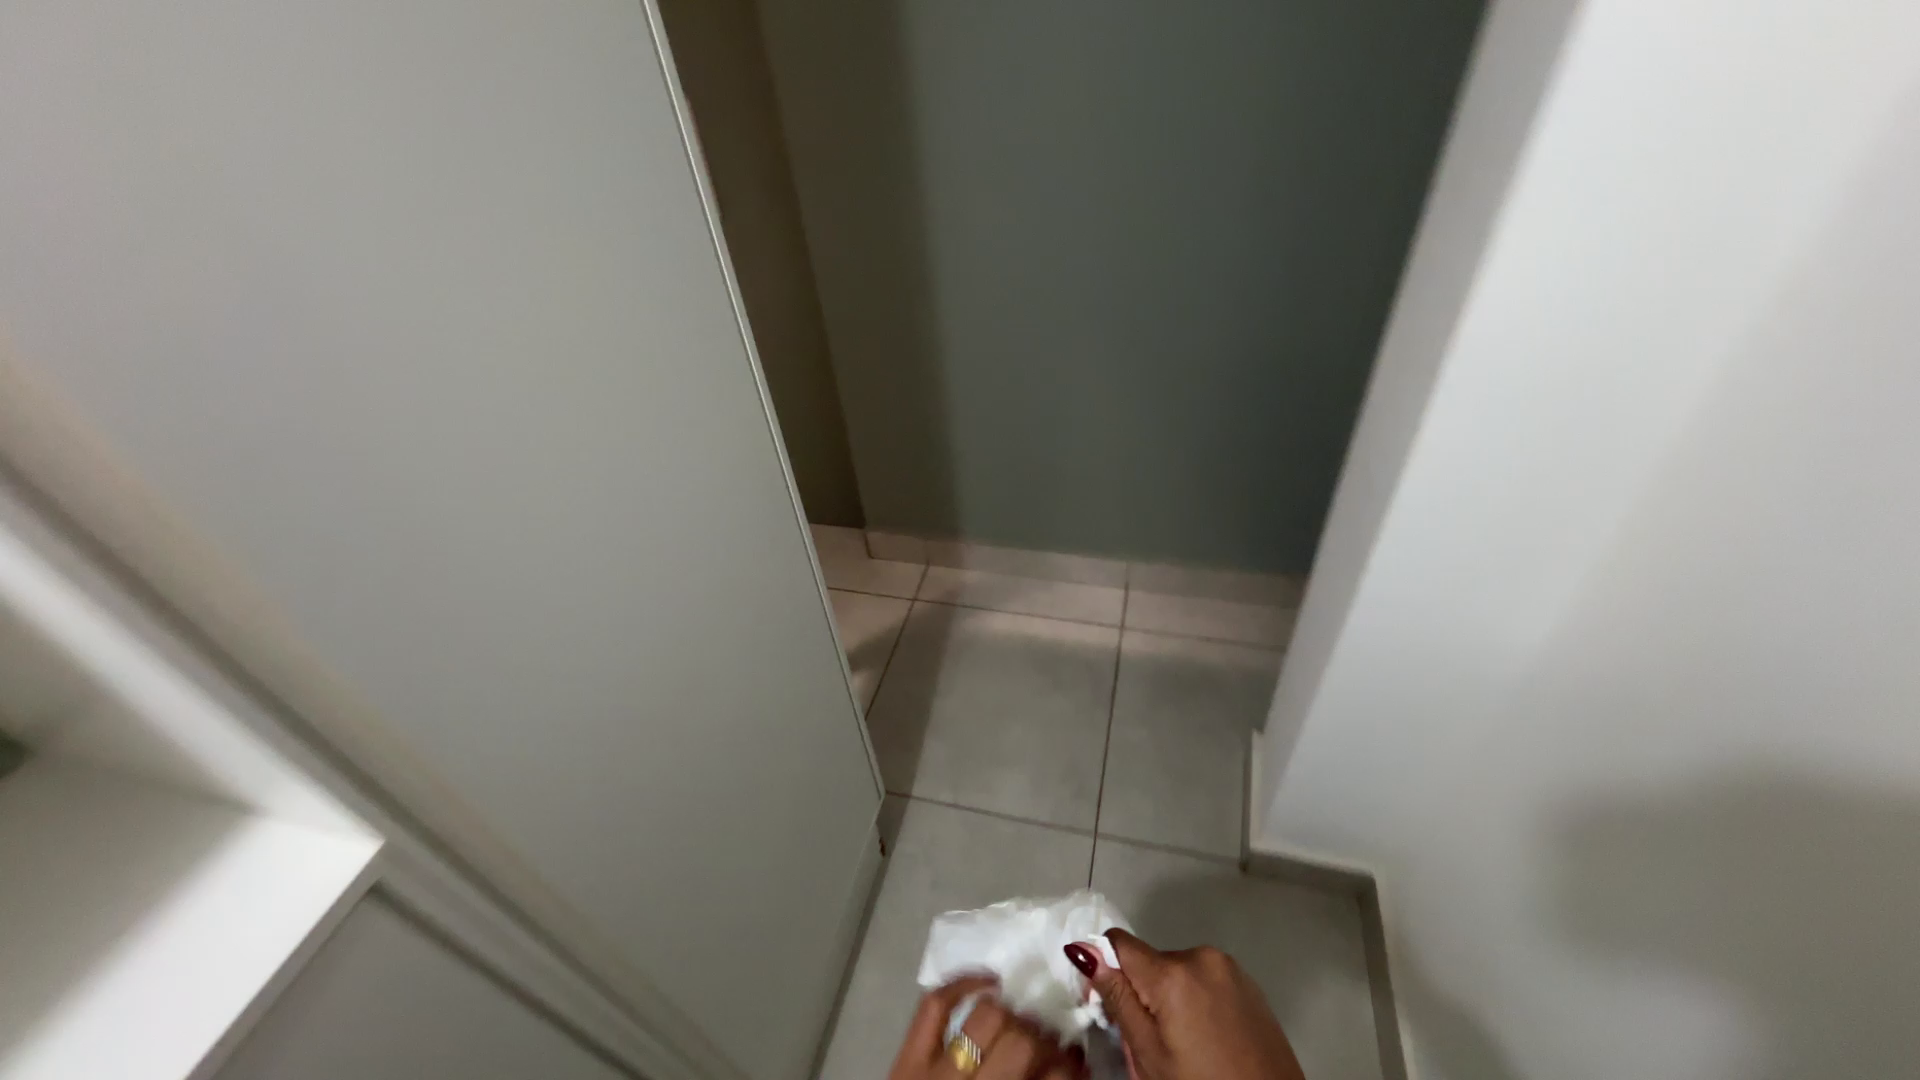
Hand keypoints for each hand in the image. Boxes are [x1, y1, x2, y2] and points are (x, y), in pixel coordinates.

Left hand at [889, 975, 1089, 1079]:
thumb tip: (1069, 1069)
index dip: (1070, 1065)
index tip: (1075, 1061)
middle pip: (1022, 1042)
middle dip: (1042, 1038)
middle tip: (1046, 1043)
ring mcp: (936, 1071)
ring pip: (987, 1017)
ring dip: (1012, 1015)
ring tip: (1018, 1022)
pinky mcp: (906, 1058)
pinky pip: (936, 1004)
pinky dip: (963, 982)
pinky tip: (989, 980)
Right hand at [1067, 930, 1304, 1079]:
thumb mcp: (1150, 1054)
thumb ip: (1117, 998)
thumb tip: (1082, 950)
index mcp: (1172, 971)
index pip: (1118, 942)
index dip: (1104, 968)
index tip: (1107, 1005)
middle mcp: (1201, 955)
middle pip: (1150, 961)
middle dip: (1142, 992)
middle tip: (1151, 1041)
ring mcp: (1229, 967)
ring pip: (1177, 971)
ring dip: (1170, 997)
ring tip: (1186, 1043)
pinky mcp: (1249, 983)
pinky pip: (1205, 979)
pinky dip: (1197, 1000)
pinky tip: (1209, 1037)